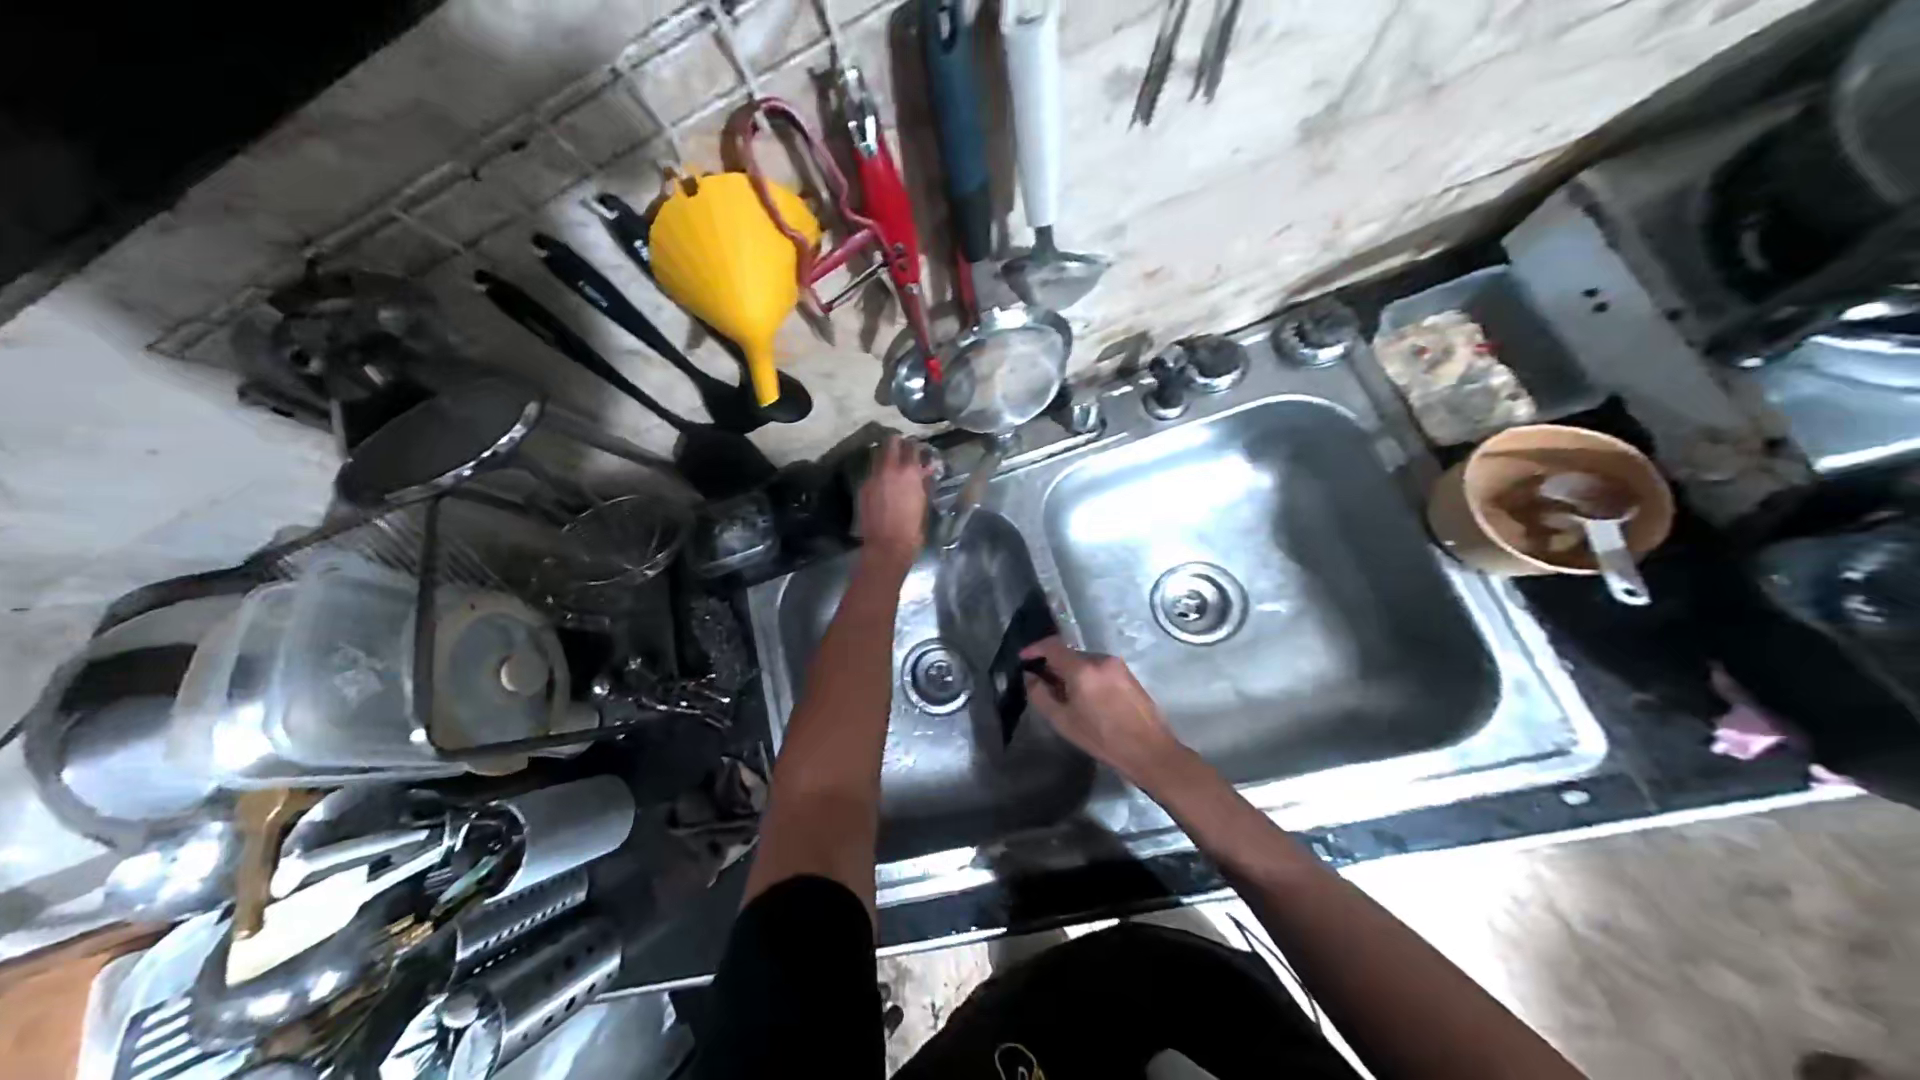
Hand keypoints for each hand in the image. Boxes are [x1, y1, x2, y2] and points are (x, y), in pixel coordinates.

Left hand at [859, 436, 932, 565]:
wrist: (887, 546)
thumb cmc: (913, 528)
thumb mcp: (924, 503)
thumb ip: (924, 482)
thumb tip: (925, 471)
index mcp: (909, 472)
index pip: (912, 447)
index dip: (915, 446)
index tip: (918, 449)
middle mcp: (889, 469)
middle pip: (890, 443)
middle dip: (897, 442)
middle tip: (902, 448)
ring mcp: (873, 478)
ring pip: (877, 457)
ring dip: (885, 457)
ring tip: (891, 466)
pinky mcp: (863, 488)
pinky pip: (872, 474)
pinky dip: (878, 475)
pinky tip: (883, 485)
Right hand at [1020, 637, 1183, 783]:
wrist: (1149, 751)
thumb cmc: (1102, 739)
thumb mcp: (1063, 721)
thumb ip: (1040, 695)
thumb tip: (1030, 677)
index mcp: (1082, 668)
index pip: (1052, 646)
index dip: (1034, 649)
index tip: (1023, 659)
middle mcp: (1100, 659)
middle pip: (1069, 654)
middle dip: (1054, 665)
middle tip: (1044, 685)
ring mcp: (1118, 665)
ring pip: (1085, 662)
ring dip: (1072, 672)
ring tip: (1066, 696)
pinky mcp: (1129, 674)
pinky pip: (1100, 668)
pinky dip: (1088, 676)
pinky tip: (1088, 699)